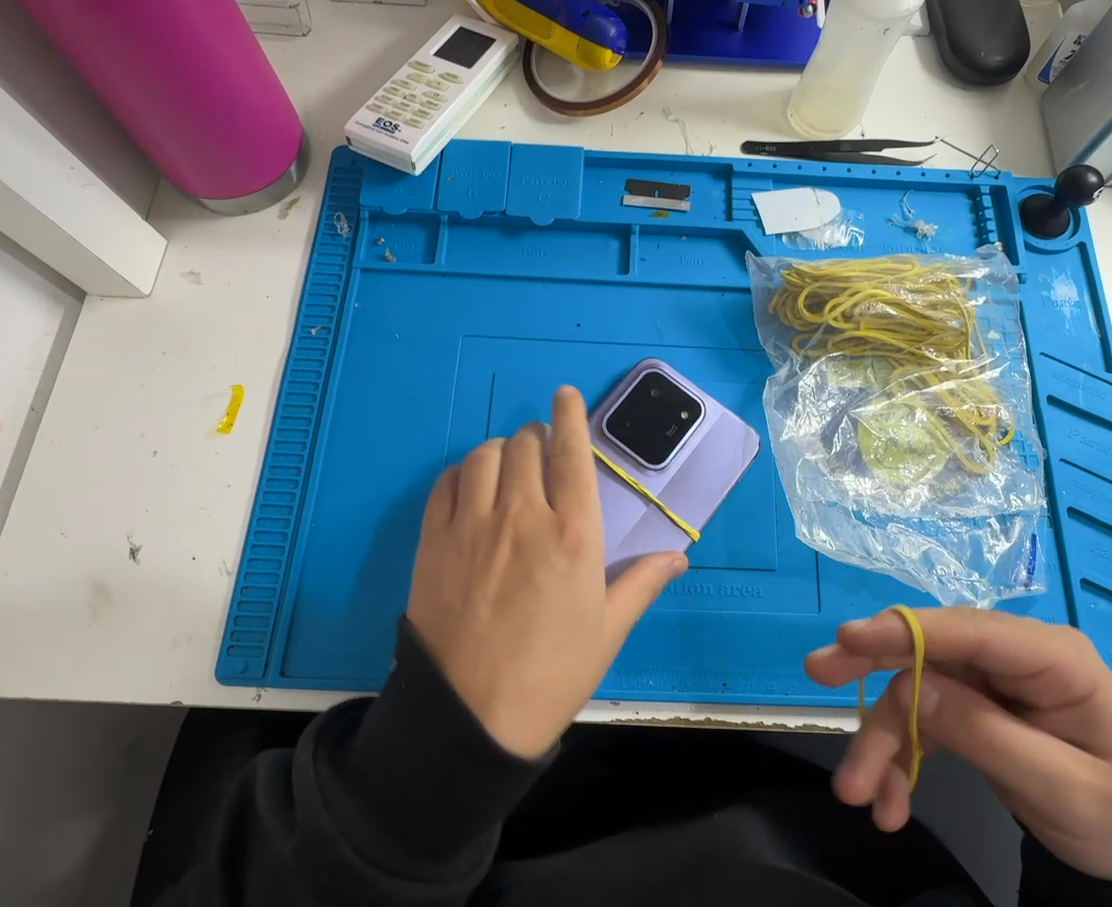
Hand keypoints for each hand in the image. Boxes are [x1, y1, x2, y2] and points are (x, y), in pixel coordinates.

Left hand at [406, 385, 686, 758]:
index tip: (564, 394)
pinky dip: (463, 473)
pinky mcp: (433, 542)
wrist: (471, 718)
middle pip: (525, 445)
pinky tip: (472, 486)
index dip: (569, 415)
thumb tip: (678, 556)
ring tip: (509, 466)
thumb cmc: (552, 675)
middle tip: (543, 452)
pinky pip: (446, 484)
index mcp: (573, 534)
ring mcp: (472, 526)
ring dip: (501, 450)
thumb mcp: (609, 630)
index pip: (572, 453)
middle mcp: (522, 516)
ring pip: (484, 456)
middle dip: (538, 438)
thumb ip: (642, 583)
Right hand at [805, 609, 1111, 889]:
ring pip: (915, 692)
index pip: (968, 629)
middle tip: (818, 675)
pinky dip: (900, 759)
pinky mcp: (976, 710)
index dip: (905, 629)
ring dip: (883, 740)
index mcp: (1052, 658)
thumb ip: (987, 735)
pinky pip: (923, 722)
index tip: (847, 637)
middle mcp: (1014, 659)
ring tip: (858, 794)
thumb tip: (915, 688)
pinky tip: (888, 802)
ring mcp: (991, 683)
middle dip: (874, 667)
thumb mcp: (1063, 787)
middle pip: (930, 649)